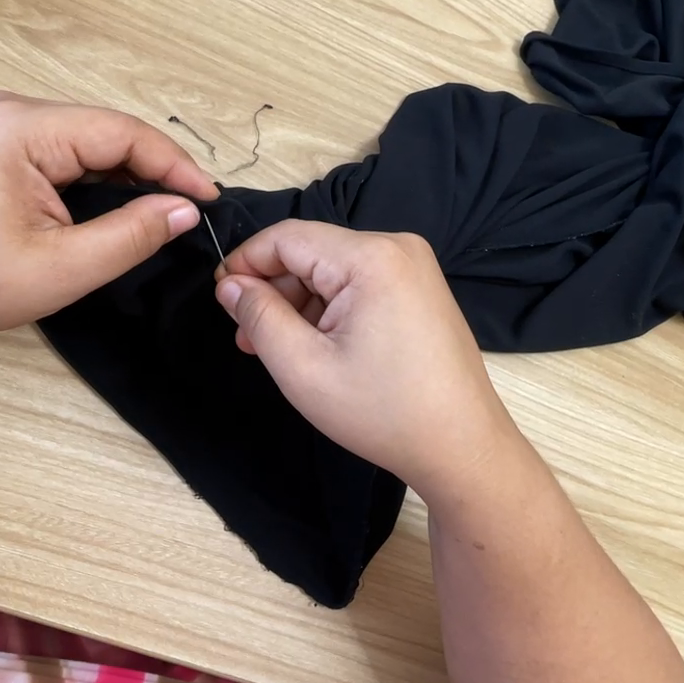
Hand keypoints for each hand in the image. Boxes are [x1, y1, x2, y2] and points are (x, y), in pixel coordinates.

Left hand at [0, 92, 217, 344]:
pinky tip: (123, 207)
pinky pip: (71, 152)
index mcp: (22, 129)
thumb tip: (186, 210)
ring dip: (131, 176)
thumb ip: (132, 235)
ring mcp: (6, 124)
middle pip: (110, 133)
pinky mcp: (4, 143)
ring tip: (166, 211)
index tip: (208, 200)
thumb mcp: (63, 268)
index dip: (174, 165)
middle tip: (192, 210)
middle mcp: (13, 111)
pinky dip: (103, 180)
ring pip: (94, 143)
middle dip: (156, 171)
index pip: (122, 133)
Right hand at [214, 221, 523, 492]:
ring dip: (300, 302)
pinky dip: (330, 307)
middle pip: (312, 251)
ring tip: (274, 348)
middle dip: (274, 289)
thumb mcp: (303, 368)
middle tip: (246, 335)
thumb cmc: (383, 412)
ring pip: (334, 269)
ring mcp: (414, 268)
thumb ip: (259, 317)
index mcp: (372, 257)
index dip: (245, 261)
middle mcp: (398, 248)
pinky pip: (359, 283)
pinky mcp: (420, 289)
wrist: (462, 446)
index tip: (220, 297)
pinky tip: (313, 344)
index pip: (287, 236)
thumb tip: (230, 283)